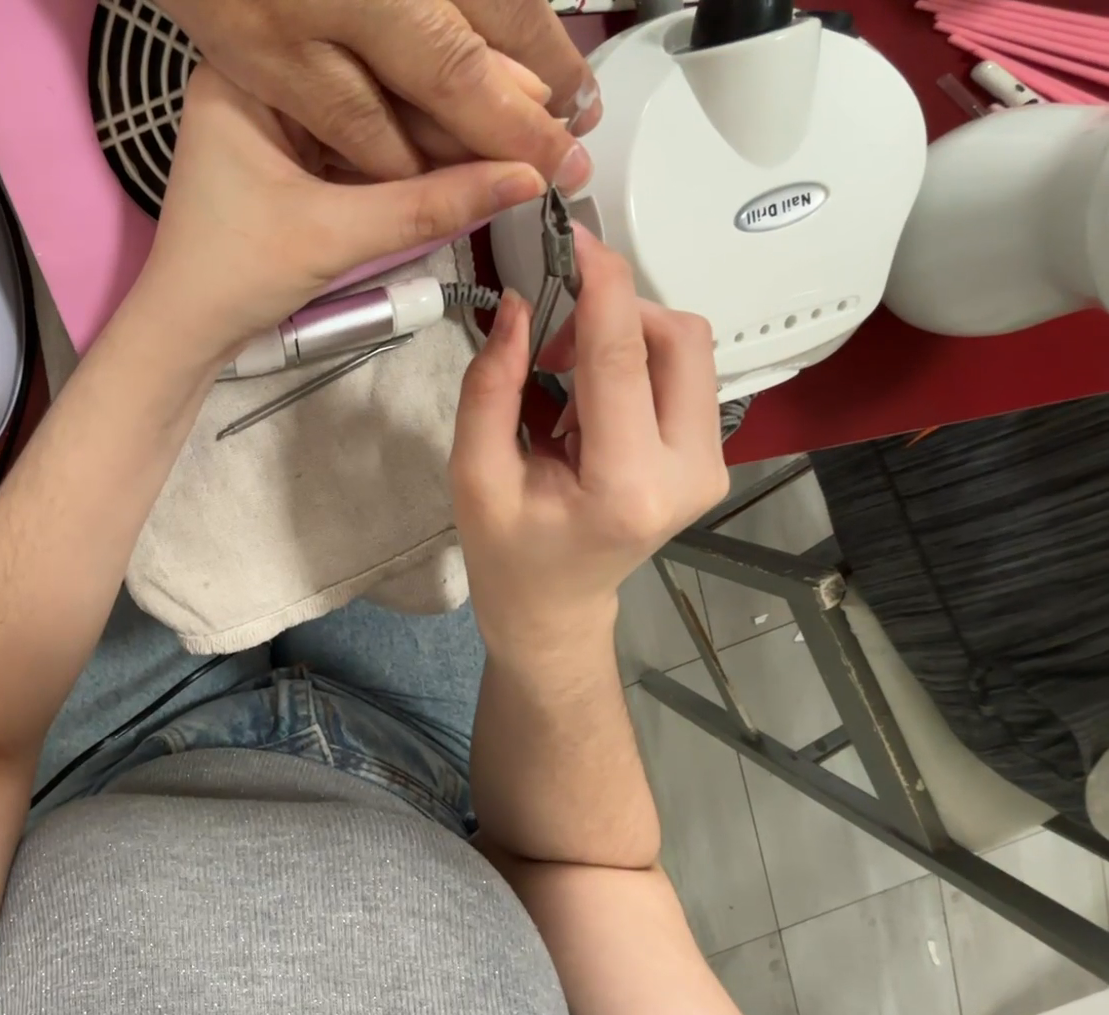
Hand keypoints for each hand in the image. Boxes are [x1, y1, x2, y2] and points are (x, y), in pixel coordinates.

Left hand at [129, 65, 545, 367]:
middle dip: (447, 109)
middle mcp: (258, 81)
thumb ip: (429, 205)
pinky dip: (401, 160)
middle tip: (537, 115)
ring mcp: (271, 120)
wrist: (184, 336)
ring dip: (433, 136)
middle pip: (372, 84)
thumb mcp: (332, 236)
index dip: (448, 76)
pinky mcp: (284, 157)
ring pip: (370, 116)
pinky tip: (462, 162)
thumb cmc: (231, 279)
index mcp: (246, 74)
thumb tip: (530, 176)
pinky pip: (355, 146)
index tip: (527, 93)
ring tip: (514, 138)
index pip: (366, 59)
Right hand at [449, 229, 726, 654]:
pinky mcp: (709, 457)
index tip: (572, 235)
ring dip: (624, 336)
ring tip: (562, 374)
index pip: (622, 358)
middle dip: (616, 310)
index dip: (601, 285)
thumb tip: (518, 309)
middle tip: (552, 336)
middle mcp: (691, 469)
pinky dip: (632, 362)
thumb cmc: (505, 554)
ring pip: (689, 350)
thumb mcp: (475, 476)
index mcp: (627, 484)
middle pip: (680, 338)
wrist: (554, 609)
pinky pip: (682, 376)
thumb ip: (490, 391)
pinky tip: (586, 399)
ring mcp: (710, 464)